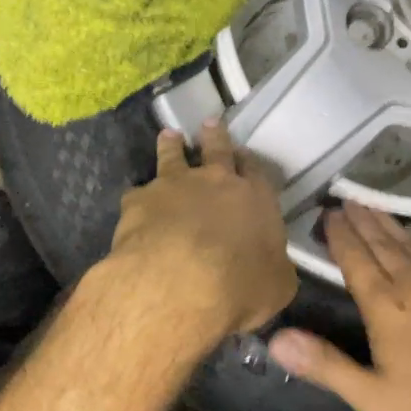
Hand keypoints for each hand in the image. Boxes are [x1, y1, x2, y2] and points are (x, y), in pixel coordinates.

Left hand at [105, 119, 296, 337]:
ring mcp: (174, 186)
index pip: (256, 172)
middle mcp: (216, 183)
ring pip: (172, 157)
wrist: (178, 284)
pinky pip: (137, 192)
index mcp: (255, 200)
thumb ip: (274, 268)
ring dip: (171, 146)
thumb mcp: (277, 286)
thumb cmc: (239, 288)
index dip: (250, 163)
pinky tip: (134, 203)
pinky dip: (139, 196)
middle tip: (210, 123)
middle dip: (215, 136)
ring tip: (169, 136)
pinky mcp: (138, 201)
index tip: (244, 156)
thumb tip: (272, 266)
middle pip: (216, 150)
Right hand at [267, 203, 410, 410]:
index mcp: (386, 306)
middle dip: (361, 220)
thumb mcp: (373, 397)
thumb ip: (326, 365)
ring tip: (371, 206)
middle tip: (345, 198)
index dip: (340, 236)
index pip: (356, 260)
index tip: (327, 213)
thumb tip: (276, 339)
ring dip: (387, 223)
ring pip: (409, 242)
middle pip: (382, 243)